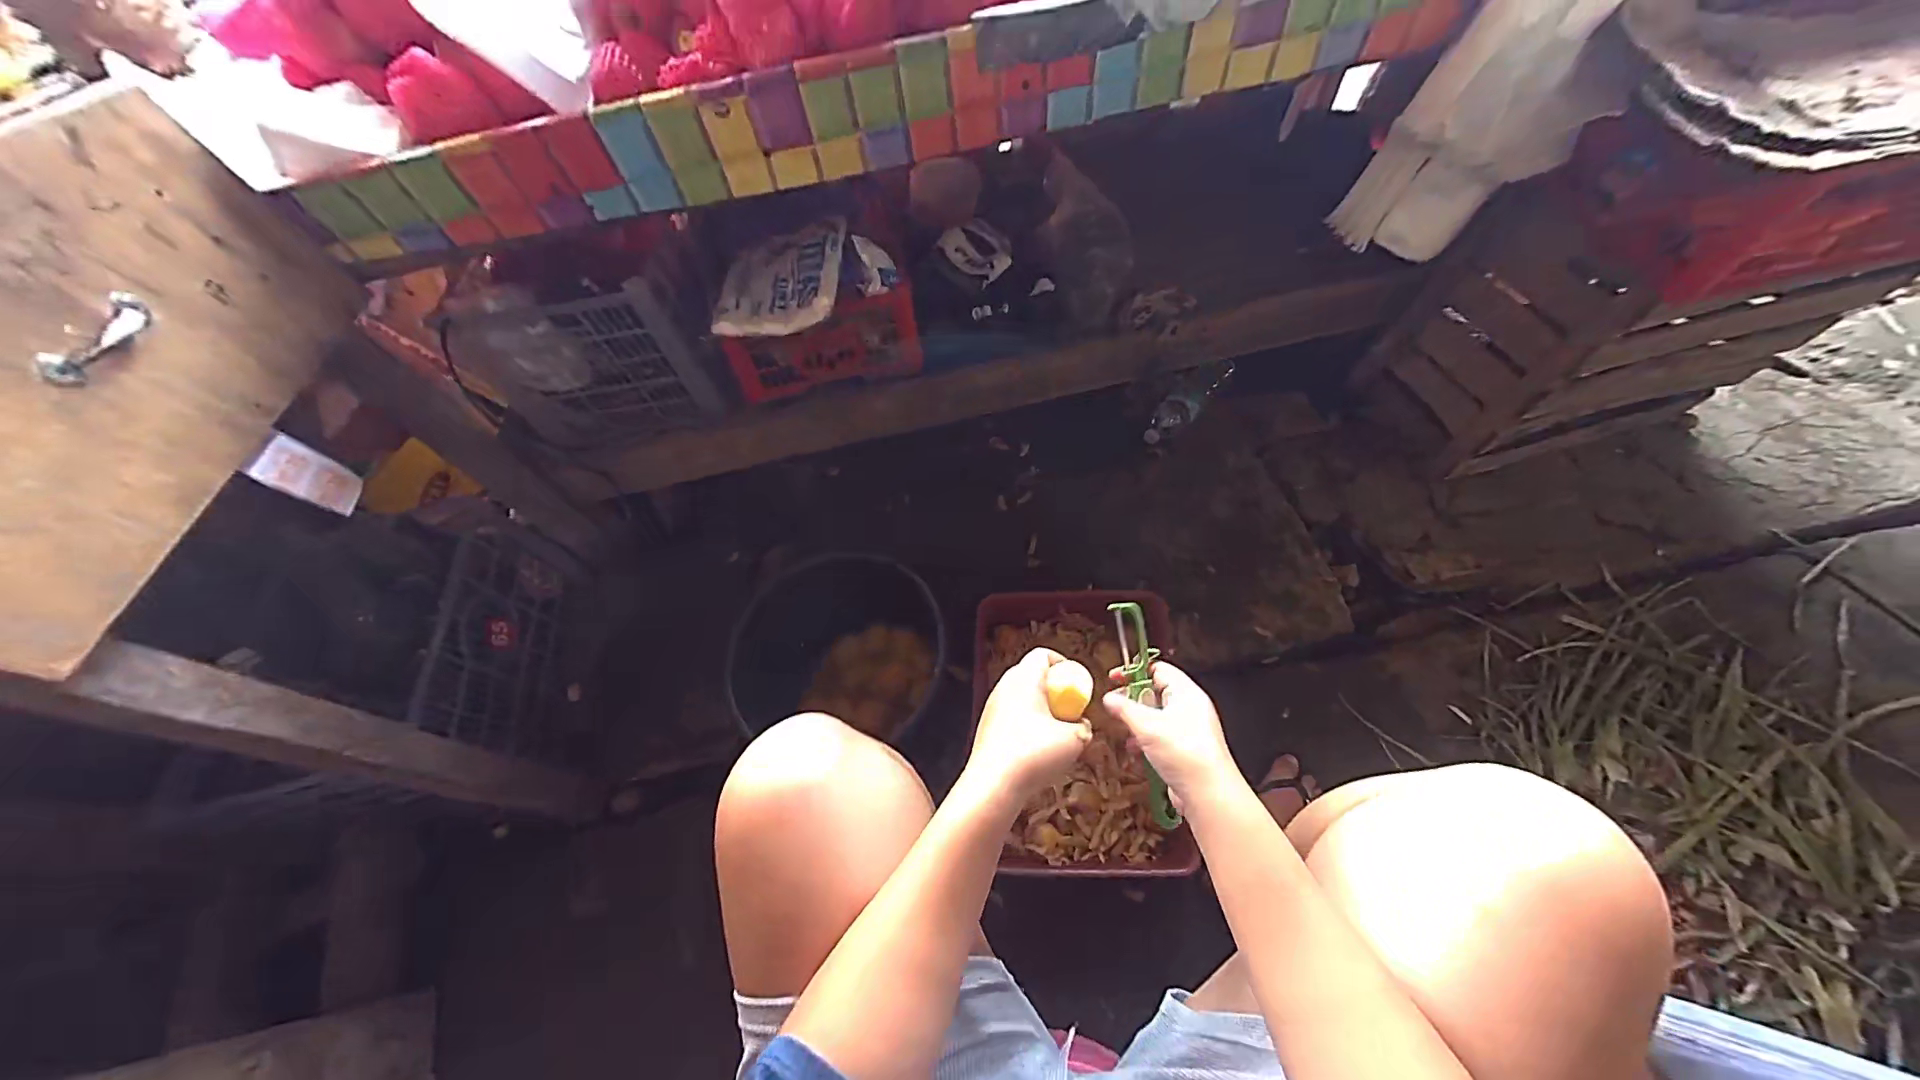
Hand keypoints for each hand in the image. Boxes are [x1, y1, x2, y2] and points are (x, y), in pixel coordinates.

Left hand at [966, 648, 1092, 797]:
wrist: (993, 785)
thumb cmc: (1032, 756)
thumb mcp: (1075, 739)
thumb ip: (1083, 726)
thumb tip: (1081, 725)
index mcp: (1025, 677)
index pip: (1044, 654)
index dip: (1065, 667)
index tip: (1077, 687)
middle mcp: (1005, 685)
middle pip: (1033, 675)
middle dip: (1055, 692)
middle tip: (1069, 712)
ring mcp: (993, 705)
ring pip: (1023, 697)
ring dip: (1041, 711)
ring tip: (1055, 735)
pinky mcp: (988, 725)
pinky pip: (1013, 716)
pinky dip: (1027, 726)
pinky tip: (1036, 751)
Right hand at [1103, 661, 1240, 810]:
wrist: (1208, 794)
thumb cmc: (1186, 755)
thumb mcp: (1146, 725)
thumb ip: (1125, 708)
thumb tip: (1110, 698)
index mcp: (1186, 693)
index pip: (1158, 669)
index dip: (1135, 671)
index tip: (1116, 678)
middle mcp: (1191, 708)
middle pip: (1156, 692)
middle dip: (1134, 699)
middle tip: (1117, 705)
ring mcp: (1190, 729)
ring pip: (1157, 715)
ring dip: (1138, 722)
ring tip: (1126, 729)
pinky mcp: (1186, 749)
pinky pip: (1162, 736)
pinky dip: (1147, 740)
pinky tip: (1137, 750)